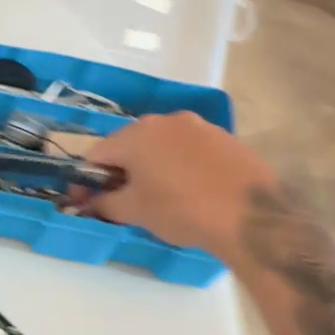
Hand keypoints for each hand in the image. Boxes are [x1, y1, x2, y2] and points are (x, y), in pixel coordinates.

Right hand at [73, 111, 276, 259]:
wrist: (249, 213)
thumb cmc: (180, 209)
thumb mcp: (132, 211)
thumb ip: (102, 203)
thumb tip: (87, 204)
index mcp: (136, 135)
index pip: (95, 154)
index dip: (86, 180)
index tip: (86, 202)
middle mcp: (164, 121)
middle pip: (127, 145)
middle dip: (117, 172)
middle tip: (118, 200)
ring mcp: (197, 125)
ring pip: (158, 145)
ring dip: (147, 167)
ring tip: (154, 195)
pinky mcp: (222, 136)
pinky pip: (185, 148)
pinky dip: (175, 165)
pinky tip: (184, 189)